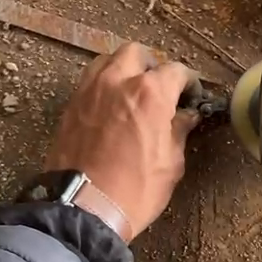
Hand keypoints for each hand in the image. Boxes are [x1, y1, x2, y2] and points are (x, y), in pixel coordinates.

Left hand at [44, 44, 199, 240]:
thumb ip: (179, 131)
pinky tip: (110, 106)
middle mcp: (118, 81)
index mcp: (150, 92)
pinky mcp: (70, 104)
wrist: (83, 208)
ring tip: (131, 93)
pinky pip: (89, 80)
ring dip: (123, 70)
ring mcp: (90, 90)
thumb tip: (186, 116)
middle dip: (151, 66)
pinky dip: (103, 85)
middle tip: (159, 89)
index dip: (188, 83)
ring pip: (108, 60)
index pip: (176, 71)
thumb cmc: (134, 189)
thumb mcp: (170, 163)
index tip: (190, 96)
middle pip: (137, 54)